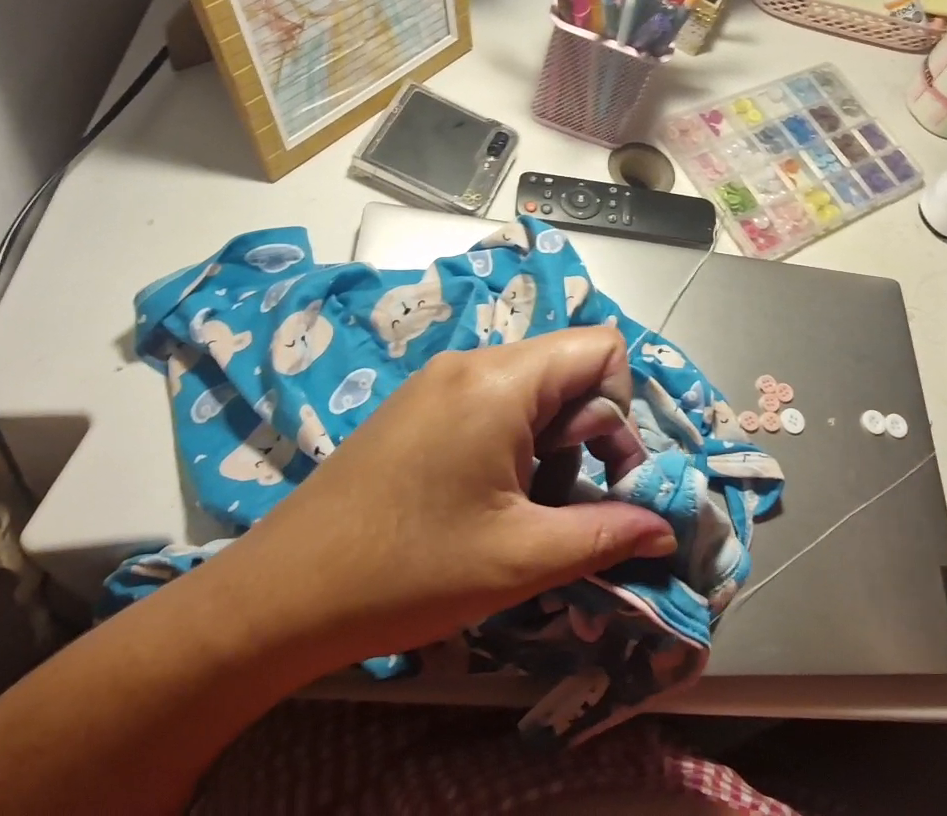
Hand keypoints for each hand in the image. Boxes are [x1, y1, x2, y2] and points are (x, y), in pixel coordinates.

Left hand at [196, 328, 677, 669]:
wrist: (281, 597)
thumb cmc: (408, 572)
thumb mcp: (522, 558)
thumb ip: (607, 534)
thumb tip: (664, 528)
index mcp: (499, 381)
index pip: (601, 349)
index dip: (623, 411)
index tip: (606, 478)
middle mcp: (469, 364)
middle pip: (568, 372)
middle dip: (589, 439)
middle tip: (567, 508)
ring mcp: (436, 385)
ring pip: (532, 395)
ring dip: (550, 451)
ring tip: (521, 517)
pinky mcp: (416, 411)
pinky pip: (492, 409)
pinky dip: (513, 450)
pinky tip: (486, 508)